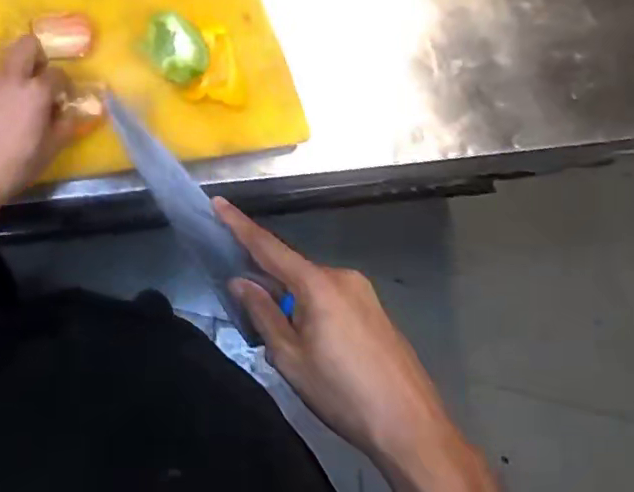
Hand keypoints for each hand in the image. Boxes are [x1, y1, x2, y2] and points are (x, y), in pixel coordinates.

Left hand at [0, 37, 83, 213]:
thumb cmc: (15, 166)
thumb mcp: (50, 149)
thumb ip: (65, 125)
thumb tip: (70, 112)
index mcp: (36, 91)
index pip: (57, 73)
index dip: (64, 84)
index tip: (63, 98)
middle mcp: (12, 78)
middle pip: (28, 44)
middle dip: (39, 55)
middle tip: (41, 77)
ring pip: (6, 54)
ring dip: (17, 64)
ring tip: (20, 89)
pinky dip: (0, 78)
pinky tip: (1, 99)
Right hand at [216, 199, 495, 491]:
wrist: (415, 432)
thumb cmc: (344, 394)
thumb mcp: (290, 358)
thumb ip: (263, 313)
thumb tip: (241, 282)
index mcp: (317, 284)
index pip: (268, 246)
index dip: (240, 225)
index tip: (218, 202)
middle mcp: (341, 277)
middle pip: (291, 268)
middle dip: (269, 281)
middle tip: (251, 308)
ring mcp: (363, 293)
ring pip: (312, 286)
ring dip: (294, 300)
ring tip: (289, 340)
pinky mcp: (376, 312)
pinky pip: (332, 298)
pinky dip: (315, 309)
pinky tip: (318, 345)